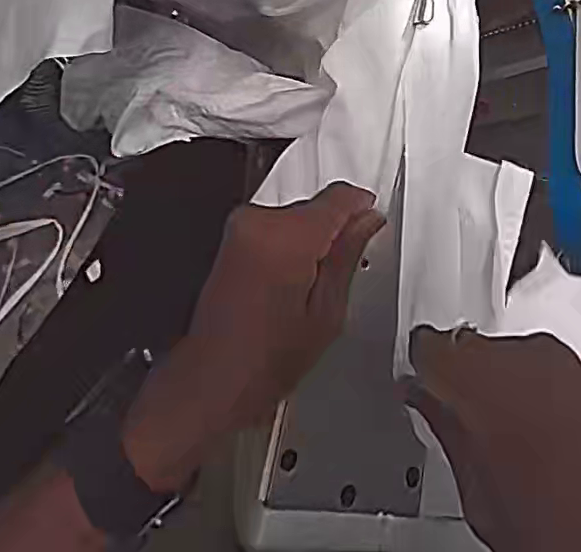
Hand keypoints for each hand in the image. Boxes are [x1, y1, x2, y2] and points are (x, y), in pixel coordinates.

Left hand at [121, 183, 385, 490]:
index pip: (339, 197)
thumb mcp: (327, 312)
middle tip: (340, 270)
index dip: (361, 206)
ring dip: (310, 238)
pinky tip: (289, 283)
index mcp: (288, 238)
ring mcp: (240, 229)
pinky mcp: (230, 239)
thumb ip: (349, 255)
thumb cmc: (261, 362)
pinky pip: (275, 227)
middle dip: (334, 230)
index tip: (370, 217)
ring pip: (296, 216)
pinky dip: (288, 245)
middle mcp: (259, 223)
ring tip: (309, 286)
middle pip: (316, 206)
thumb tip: (366, 222)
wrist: (211, 382)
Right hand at [407, 328, 580, 551]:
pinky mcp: (569, 361)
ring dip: (491, 372)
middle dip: (455, 369)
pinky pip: (528, 354)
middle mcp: (510, 351)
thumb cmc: (543, 520)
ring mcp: (545, 352)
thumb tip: (422, 397)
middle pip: (463, 342)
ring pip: (497, 346)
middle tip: (455, 412)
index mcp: (471, 376)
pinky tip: (526, 416)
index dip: (421, 362)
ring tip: (499, 424)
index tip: (418, 378)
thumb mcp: (468, 482)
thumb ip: (440, 423)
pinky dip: (521, 374)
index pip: (429, 342)